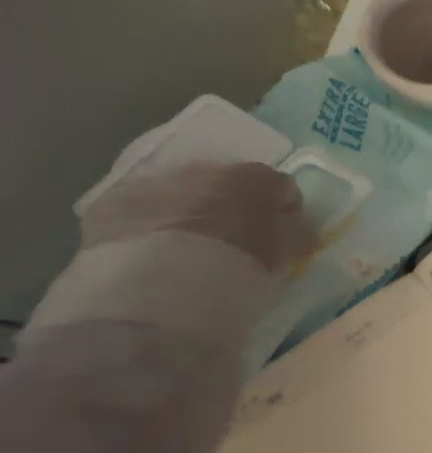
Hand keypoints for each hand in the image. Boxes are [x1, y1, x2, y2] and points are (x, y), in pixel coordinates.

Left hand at [80, 162, 316, 271]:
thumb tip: (299, 228)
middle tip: (231, 235)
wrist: (158, 283)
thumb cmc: (237, 264)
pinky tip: (149, 246)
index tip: (281, 232)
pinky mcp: (111, 202)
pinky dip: (147, 220)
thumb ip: (295, 233)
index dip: (282, 209)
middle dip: (231, 202)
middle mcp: (206, 168)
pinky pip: (137, 206)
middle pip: (226, 182)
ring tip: (186, 243)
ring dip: (187, 208)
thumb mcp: (283, 252)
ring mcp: (155, 181)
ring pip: (180, 190)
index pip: (280, 186)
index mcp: (255, 177)